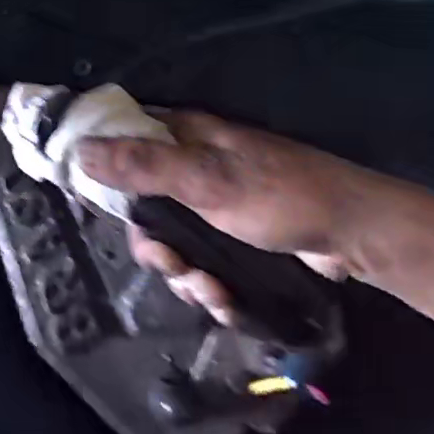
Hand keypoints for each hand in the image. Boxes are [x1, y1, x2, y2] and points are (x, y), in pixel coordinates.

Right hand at [76, 110, 384, 320]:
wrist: (353, 232)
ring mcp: (210, 201)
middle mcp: (188, 163)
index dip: (100, 166)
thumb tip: (80, 151)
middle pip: (140, 203)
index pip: (119, 137)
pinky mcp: (229, 235)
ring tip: (212, 290)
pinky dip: (208, 285)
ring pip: (170, 241)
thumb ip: (142, 166)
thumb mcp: (206, 179)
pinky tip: (226, 298)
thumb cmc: (278, 194)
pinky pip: (199, 261)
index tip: (94, 203)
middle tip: (172, 264)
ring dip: (184, 274)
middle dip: (154, 245)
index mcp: (180, 134)